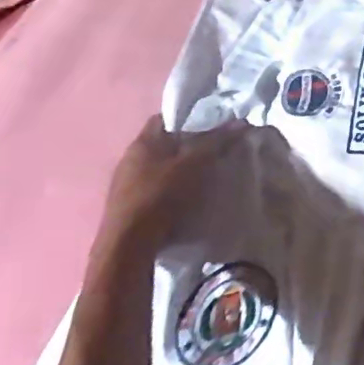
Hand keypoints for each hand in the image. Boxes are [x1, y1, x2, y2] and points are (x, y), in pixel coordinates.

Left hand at [97, 114, 242, 253]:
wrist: (128, 246)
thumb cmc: (161, 194)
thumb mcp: (195, 164)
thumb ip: (216, 141)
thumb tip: (241, 121)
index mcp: (142, 141)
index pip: (165, 118)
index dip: (188, 120)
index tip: (209, 128)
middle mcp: (128, 158)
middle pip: (162, 144)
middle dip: (185, 148)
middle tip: (210, 155)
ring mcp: (122, 184)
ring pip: (156, 168)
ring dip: (175, 172)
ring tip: (199, 181)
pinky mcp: (123, 208)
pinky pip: (150, 190)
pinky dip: (166, 192)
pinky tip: (181, 203)